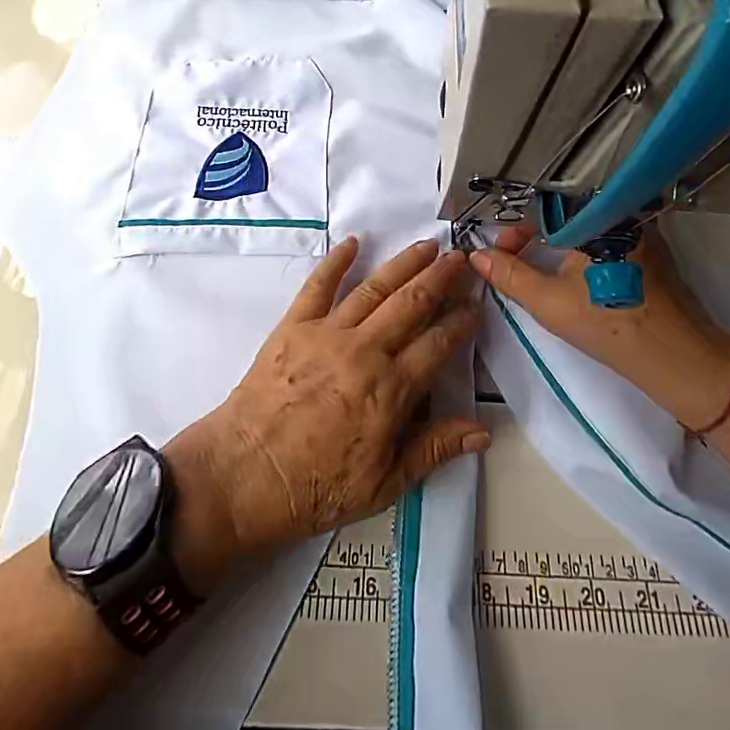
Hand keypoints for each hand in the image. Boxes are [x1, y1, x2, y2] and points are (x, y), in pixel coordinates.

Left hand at [164, 237, 487, 592]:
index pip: (438, 345)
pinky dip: (335, 262)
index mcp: (392, 390)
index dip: (461, 323)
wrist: (246, 472)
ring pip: (373, 290)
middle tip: (461, 259)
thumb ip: (433, 449)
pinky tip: (352, 243)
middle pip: (411, 305)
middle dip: (440, 279)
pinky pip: (317, 286)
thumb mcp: (385, 483)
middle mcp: (364, 352)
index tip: (476, 305)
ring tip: (426, 246)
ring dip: (402, 265)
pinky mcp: (292, 327)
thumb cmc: (316, 485)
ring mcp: (326, 334)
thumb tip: (482, 431)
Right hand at [466, 223, 729, 430]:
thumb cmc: (609, 324)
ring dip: (555, 243)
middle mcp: (621, 215)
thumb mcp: (547, 301)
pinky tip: (570, 275)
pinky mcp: (651, 253)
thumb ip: (508, 274)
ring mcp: (641, 233)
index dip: (513, 227)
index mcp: (595, 218)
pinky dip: (580, 251)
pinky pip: (604, 239)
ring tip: (537, 268)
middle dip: (532, 234)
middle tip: (513, 258)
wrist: (678, 358)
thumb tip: (477, 255)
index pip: (541, 207)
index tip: (500, 250)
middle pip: (563, 214)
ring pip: (584, 227)